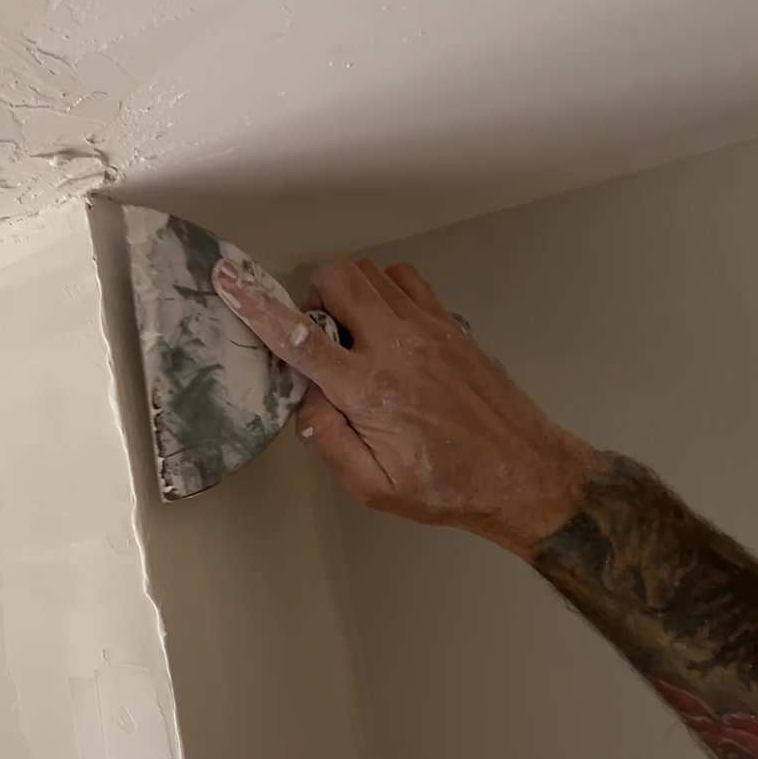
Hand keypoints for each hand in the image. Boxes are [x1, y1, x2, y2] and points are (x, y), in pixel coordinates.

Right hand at [212, 258, 600, 556]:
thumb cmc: (444, 487)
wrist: (526, 474)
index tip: (231, 284)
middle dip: (310, 295)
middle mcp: (399, 348)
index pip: (300, 338)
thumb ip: (327, 440)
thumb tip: (302, 398)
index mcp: (370, 391)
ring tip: (349, 334)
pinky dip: (382, 290)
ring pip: (370, 271)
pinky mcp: (451, 324)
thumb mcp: (371, 486)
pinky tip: (383, 326)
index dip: (259, 308)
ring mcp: (430, 329)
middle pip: (338, 278)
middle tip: (316, 336)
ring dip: (345, 293)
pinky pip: (405, 278)